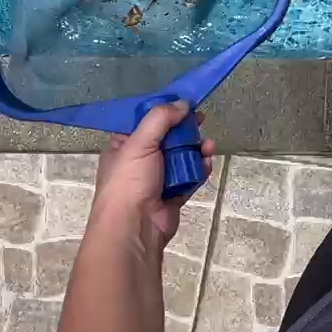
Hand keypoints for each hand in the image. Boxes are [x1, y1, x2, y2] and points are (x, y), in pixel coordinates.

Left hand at [91, 100, 216, 254]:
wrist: (134, 228)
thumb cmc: (129, 182)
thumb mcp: (139, 143)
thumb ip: (161, 118)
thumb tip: (183, 103)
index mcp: (123, 147)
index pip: (144, 123)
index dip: (164, 112)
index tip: (183, 104)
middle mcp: (139, 161)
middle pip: (168, 138)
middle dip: (186, 130)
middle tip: (201, 120)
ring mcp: (157, 179)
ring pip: (182, 156)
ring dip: (197, 149)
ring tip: (208, 146)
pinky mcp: (173, 194)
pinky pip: (190, 176)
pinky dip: (200, 169)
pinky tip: (208, 163)